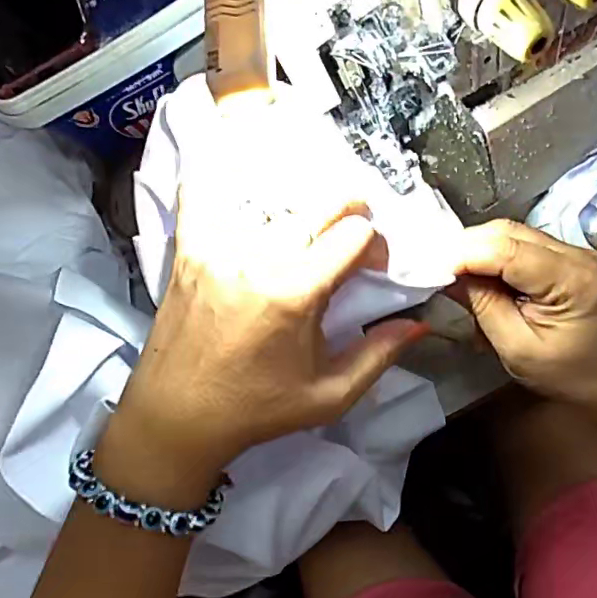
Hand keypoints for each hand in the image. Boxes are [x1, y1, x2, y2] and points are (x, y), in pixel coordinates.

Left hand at [109, 192, 428, 480]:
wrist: (178, 415)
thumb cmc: (258, 409)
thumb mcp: (330, 394)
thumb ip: (380, 355)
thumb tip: (418, 322)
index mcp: (295, 293)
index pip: (355, 235)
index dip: (376, 248)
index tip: (373, 270)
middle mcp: (256, 259)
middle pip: (320, 204)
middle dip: (350, 213)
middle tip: (350, 240)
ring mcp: (218, 248)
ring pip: (275, 198)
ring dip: (302, 208)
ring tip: (307, 230)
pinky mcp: (189, 248)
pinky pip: (205, 194)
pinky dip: (224, 182)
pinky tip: (243, 187)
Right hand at [450, 220, 596, 425]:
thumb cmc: (571, 376)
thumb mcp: (518, 349)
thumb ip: (483, 307)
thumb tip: (449, 276)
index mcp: (570, 278)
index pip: (505, 248)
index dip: (463, 254)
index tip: (431, 271)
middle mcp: (576, 252)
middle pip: (508, 231)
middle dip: (467, 248)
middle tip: (437, 273)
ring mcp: (576, 251)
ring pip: (513, 233)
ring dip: (479, 250)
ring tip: (455, 277)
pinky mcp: (570, 256)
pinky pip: (523, 244)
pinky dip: (495, 256)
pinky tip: (482, 277)